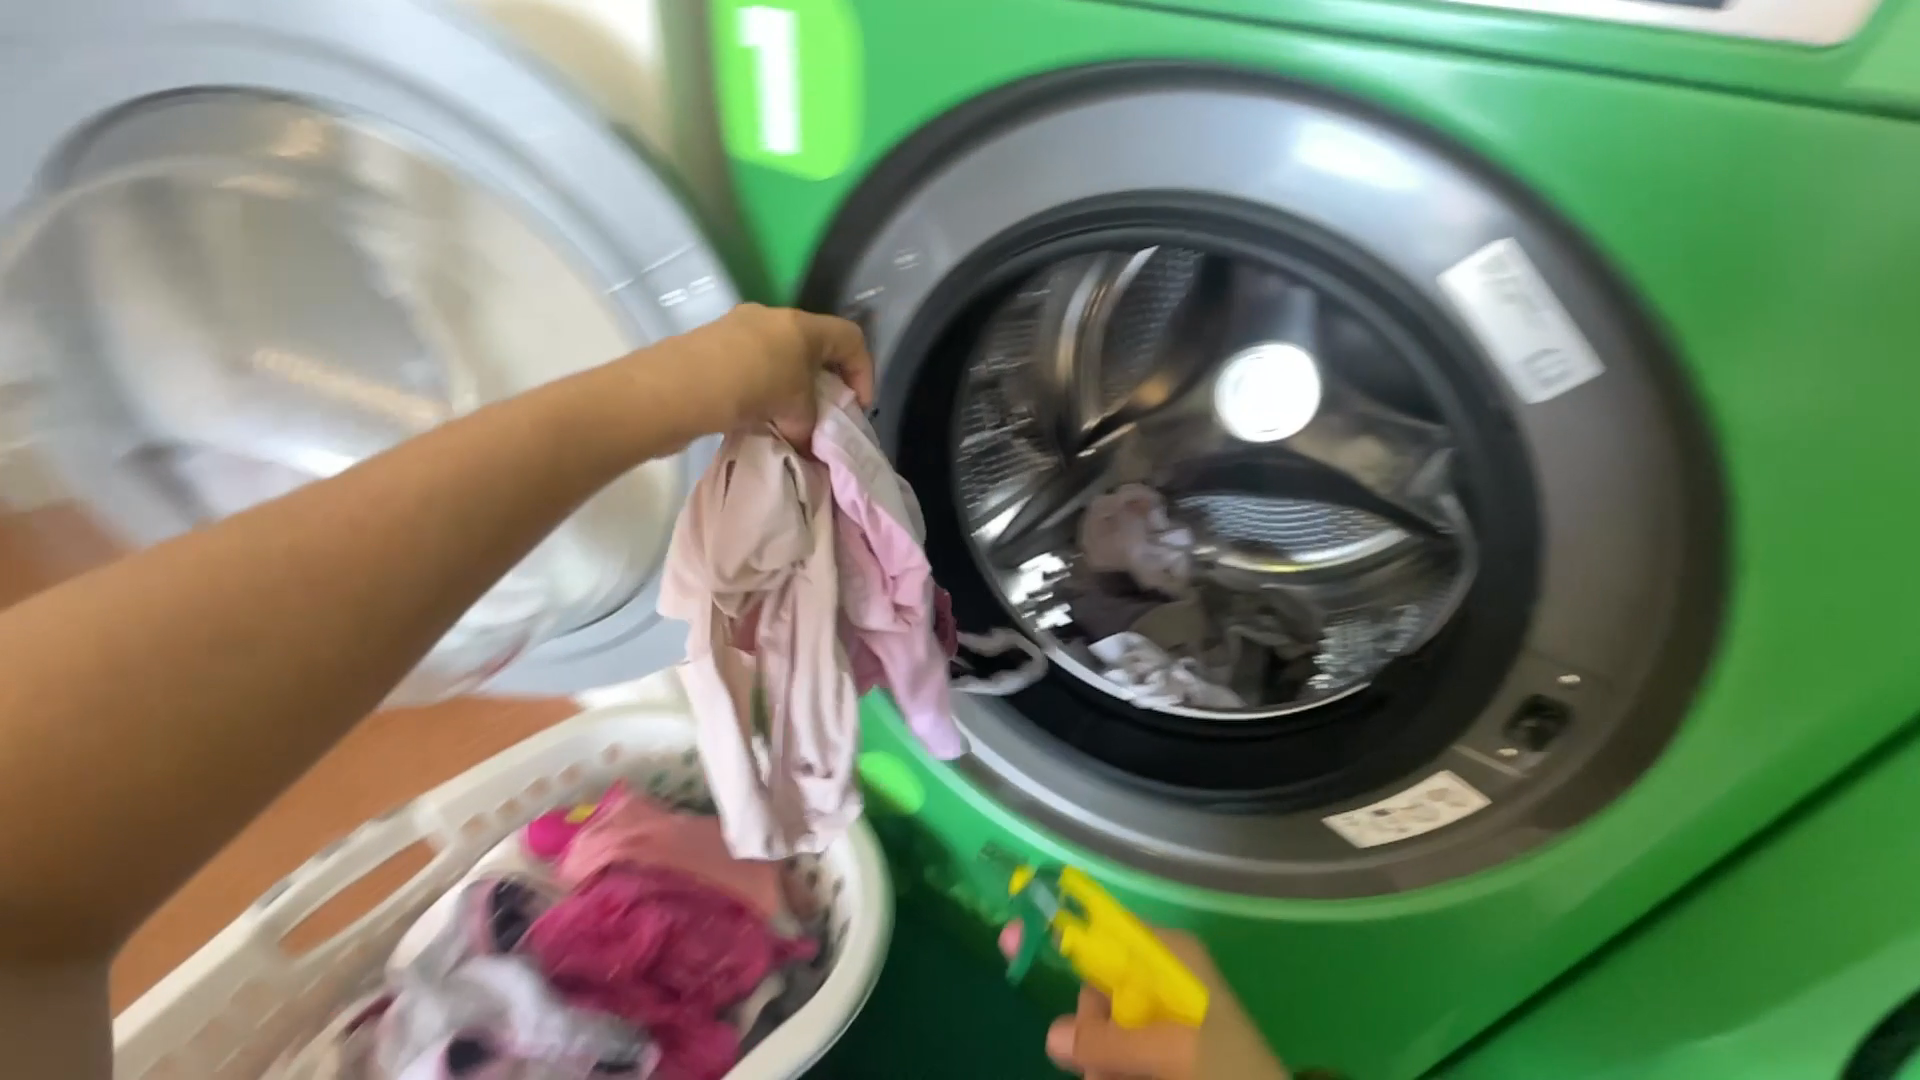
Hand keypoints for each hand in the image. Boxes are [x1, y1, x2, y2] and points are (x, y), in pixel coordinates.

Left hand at [636, 303, 875, 449]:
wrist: (674, 388)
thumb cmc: (750, 387)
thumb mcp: (795, 412)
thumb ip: (810, 425)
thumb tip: (807, 443)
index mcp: (802, 325)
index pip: (852, 339)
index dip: (864, 373)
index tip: (858, 408)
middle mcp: (773, 318)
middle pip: (816, 347)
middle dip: (826, 383)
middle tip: (824, 417)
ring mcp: (739, 329)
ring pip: (782, 357)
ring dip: (792, 388)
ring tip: (788, 421)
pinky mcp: (713, 347)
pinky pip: (753, 366)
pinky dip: (763, 389)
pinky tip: (756, 416)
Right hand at [1000, 922, 1288, 1079]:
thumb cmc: (1229, 1072)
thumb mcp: (1170, 1054)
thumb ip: (1109, 1041)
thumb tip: (1053, 1035)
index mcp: (1169, 955)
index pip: (1103, 926)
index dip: (1060, 929)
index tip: (1013, 935)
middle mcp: (1163, 976)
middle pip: (1097, 985)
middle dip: (1089, 1029)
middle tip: (1096, 1070)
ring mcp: (1166, 1013)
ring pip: (1106, 1026)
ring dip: (1100, 1060)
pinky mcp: (1168, 1049)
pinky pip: (1122, 1049)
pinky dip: (1113, 1069)